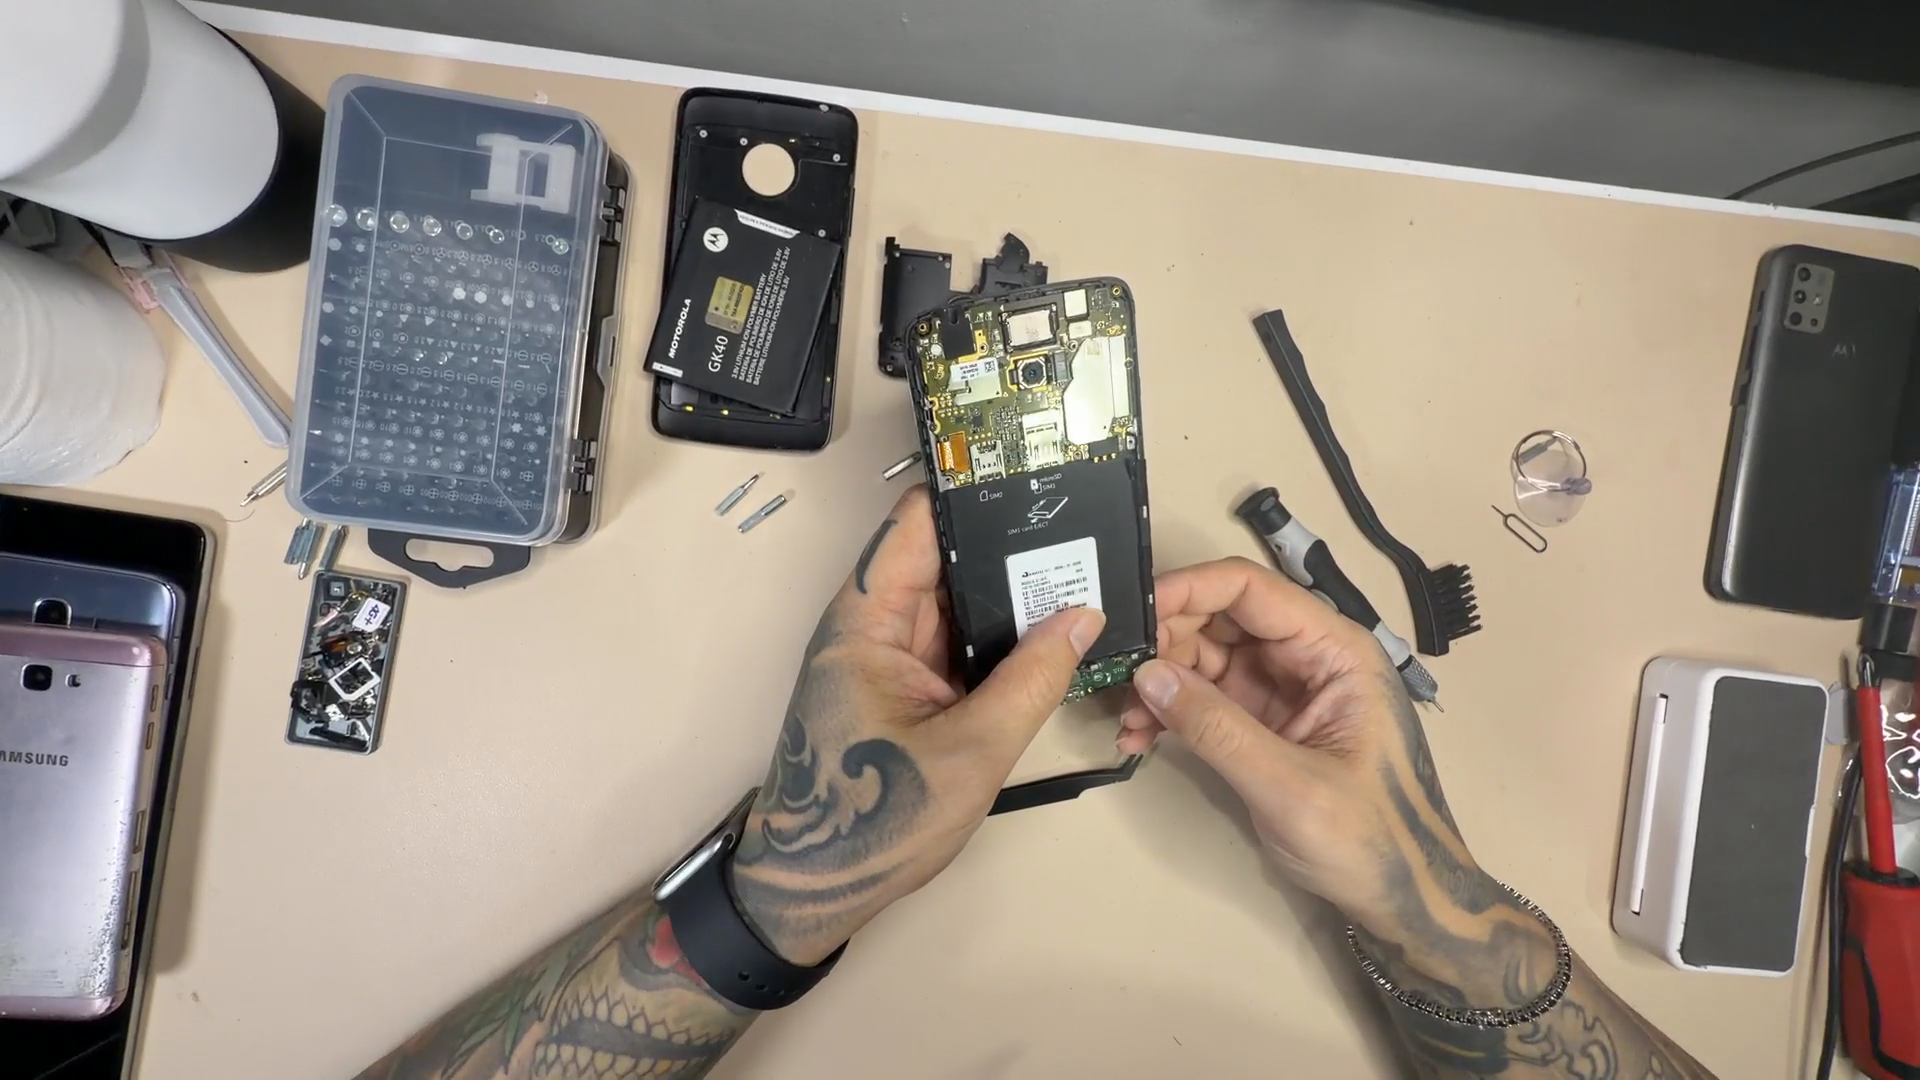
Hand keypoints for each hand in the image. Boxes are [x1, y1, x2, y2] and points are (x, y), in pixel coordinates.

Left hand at [731, 486, 1104, 964]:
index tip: (1026, 470)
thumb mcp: (970, 752)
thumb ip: (1032, 681)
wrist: (816, 886)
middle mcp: (873, 621)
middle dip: (1002, 538)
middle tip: (1075, 520)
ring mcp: (888, 651)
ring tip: (1074, 564)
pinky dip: (995, 631)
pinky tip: (1046, 622)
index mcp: (866, 618)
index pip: (914, 525)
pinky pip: (954, 637)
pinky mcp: (904, 680)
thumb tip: (1084, 618)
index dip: (965, 491)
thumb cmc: (877, 818)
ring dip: (1004, 587)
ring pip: (953, 598)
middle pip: (941, 556)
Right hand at [1117, 558, 1530, 966]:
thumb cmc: (1370, 842)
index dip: (1188, 589)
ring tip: (1127, 720)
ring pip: (1199, 655)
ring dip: (1157, 681)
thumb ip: (1216, 728)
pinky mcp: (1255, 717)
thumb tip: (1146, 675)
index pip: (1250, 589)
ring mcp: (1276, 687)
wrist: (1402, 904)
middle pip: (1216, 617)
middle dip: (1163, 643)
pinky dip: (1166, 710)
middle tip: (1120, 677)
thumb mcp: (1290, 787)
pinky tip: (1140, 737)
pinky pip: (1198, 695)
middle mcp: (1302, 656)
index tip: (1135, 615)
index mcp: (1332, 650)